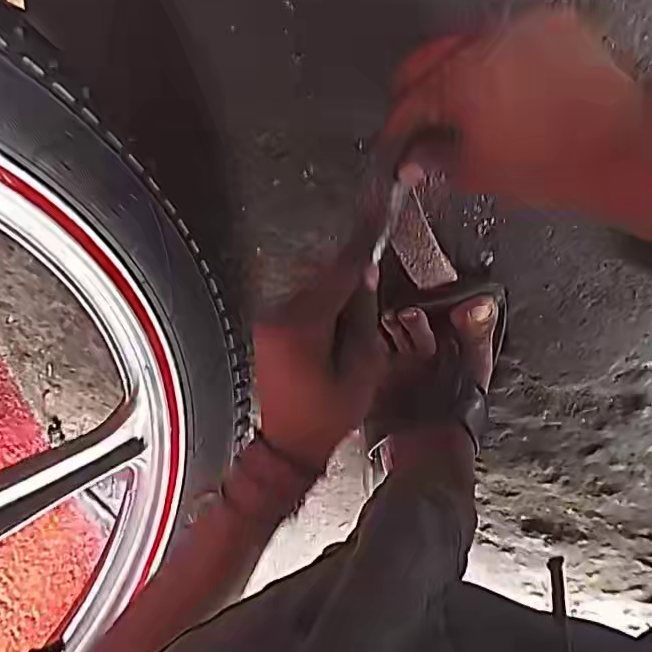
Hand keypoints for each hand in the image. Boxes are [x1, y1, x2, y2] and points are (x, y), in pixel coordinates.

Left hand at [252, 227, 389, 470]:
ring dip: (338, 288)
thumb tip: (365, 276)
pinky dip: (324, 302)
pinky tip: (338, 322)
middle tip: (374, 274)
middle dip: (353, 272)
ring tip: (353, 321)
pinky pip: (302, 300)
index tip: (381, 207)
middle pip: (324, 273)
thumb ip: (364, 314)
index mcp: (302, 325)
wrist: (288, 445)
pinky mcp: (269, 327)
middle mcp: (278, 315)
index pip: (340, 269)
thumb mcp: (363, 368)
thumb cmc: (325, 417)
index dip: (365, 237)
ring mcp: (269, 320)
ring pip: (313, 285)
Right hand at [380, 8, 651, 227]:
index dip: (396, 127)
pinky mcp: (555, 24)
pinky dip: (497, 59)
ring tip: (459, 105)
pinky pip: (509, 36)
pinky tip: (500, 87)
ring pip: (467, 42)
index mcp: (460, 78)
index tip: (397, 140)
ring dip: (454, 70)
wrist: (620, 148)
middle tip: (417, 120)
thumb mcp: (479, 173)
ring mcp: (523, 27)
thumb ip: (435, 161)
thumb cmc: (558, 161)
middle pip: (429, 58)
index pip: (408, 101)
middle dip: (416, 91)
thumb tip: (416, 160)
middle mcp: (488, 41)